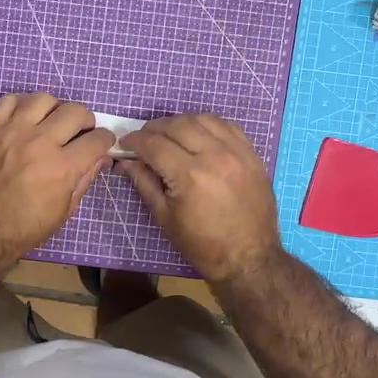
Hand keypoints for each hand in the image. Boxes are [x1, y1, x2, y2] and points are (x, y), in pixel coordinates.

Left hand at [0, 93, 113, 264]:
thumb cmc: (27, 226)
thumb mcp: (65, 209)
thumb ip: (85, 178)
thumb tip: (101, 157)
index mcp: (62, 167)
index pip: (96, 140)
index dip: (106, 139)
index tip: (104, 141)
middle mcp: (40, 143)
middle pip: (74, 112)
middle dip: (86, 120)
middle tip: (82, 131)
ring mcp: (13, 133)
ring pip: (42, 99)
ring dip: (55, 107)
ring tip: (53, 121)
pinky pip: (8, 101)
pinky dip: (21, 104)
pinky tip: (26, 117)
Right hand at [120, 114, 282, 282]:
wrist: (249, 258)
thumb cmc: (202, 244)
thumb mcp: (164, 217)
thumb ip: (144, 183)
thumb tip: (127, 162)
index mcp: (189, 175)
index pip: (154, 144)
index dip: (135, 140)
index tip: (125, 143)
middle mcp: (214, 156)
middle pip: (177, 124)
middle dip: (154, 128)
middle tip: (145, 139)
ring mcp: (237, 152)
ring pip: (202, 119)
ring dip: (180, 122)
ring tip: (170, 134)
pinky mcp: (252, 155)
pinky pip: (227, 126)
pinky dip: (208, 125)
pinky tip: (198, 135)